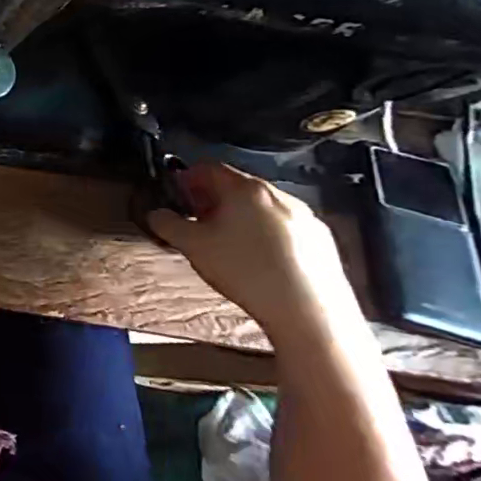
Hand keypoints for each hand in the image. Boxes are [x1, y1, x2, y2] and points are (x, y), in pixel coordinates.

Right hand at [146, 160, 362, 343]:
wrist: (308, 312)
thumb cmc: (246, 271)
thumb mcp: (191, 245)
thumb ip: (166, 222)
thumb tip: (157, 214)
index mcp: (246, 189)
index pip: (208, 167)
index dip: (186, 178)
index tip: (178, 195)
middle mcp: (279, 195)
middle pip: (236, 185)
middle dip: (212, 199)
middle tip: (197, 221)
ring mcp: (306, 218)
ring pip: (261, 206)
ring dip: (239, 216)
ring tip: (227, 244)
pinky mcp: (323, 240)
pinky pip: (284, 226)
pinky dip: (265, 234)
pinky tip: (258, 260)